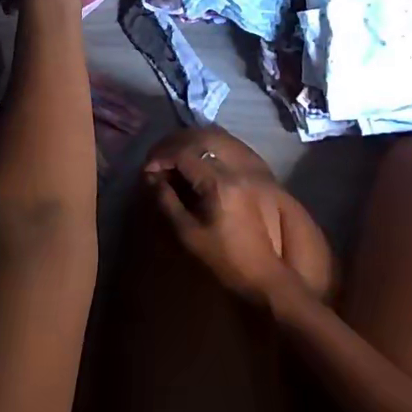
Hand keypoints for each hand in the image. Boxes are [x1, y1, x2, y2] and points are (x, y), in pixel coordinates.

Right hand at [143, 134, 335, 307]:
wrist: (265, 274)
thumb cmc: (223, 259)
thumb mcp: (188, 233)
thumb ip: (167, 201)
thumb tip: (150, 177)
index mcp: (220, 183)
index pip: (185, 154)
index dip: (161, 157)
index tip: (147, 170)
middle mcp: (238, 168)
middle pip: (202, 137)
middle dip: (174, 143)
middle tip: (157, 158)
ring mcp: (252, 167)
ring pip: (219, 136)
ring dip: (193, 141)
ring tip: (174, 155)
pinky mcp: (259, 172)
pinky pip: (232, 145)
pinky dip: (211, 145)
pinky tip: (198, 158)